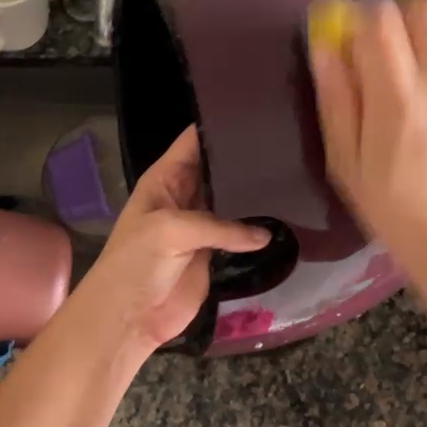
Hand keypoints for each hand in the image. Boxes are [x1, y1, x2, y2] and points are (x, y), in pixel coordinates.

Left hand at [65, 126, 270, 353]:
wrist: (128, 317)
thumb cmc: (137, 263)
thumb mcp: (170, 231)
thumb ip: (218, 225)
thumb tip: (264, 234)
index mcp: (164, 178)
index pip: (194, 140)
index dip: (220, 124)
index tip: (259, 110)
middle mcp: (183, 195)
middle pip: (218, 168)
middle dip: (246, 158)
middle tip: (292, 144)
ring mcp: (199, 225)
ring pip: (232, 200)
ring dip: (255, 194)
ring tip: (297, 176)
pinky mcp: (213, 253)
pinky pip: (239, 234)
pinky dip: (258, 229)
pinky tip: (287, 217)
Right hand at [307, 0, 426, 282]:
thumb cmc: (388, 202)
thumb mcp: (344, 158)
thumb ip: (335, 95)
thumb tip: (323, 43)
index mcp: (400, 102)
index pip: (381, 21)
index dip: (360, 22)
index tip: (353, 43)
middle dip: (401, 12)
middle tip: (388, 42)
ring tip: (418, 51)